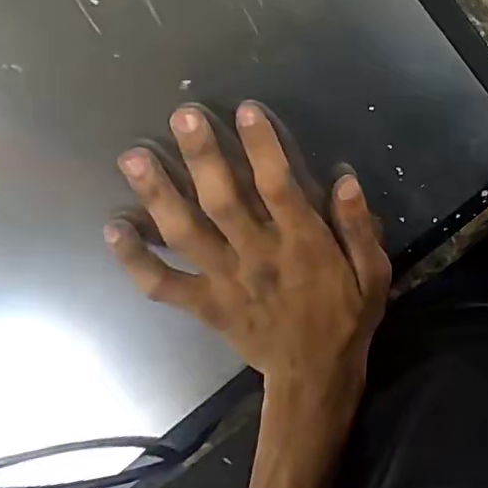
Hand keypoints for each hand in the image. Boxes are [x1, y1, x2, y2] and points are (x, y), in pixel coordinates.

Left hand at [105, 103, 390, 397]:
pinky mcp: (204, 306)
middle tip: (181, 117)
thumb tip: (345, 180)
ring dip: (158, 196)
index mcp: (302, 246)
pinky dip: (134, 259)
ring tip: (133, 158)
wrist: (314, 377)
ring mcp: (225, 282)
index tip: (245, 110)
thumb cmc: (347, 317)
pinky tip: (113, 228)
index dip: (262, 147)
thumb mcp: (373, 274)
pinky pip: (163, 284)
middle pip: (223, 201)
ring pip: (185, 235)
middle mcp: (257, 257)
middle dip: (201, 157)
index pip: (279, 187)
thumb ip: (360, 228)